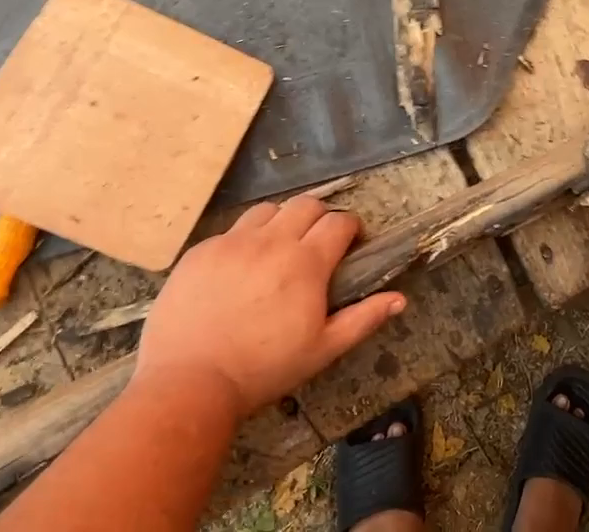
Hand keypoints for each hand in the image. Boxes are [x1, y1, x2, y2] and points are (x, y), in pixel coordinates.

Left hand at [136, 194, 404, 417]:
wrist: (187, 383)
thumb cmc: (264, 370)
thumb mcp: (322, 350)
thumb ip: (363, 319)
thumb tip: (400, 299)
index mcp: (306, 263)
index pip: (339, 222)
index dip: (350, 229)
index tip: (350, 245)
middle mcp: (271, 241)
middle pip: (306, 204)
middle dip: (319, 218)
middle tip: (317, 246)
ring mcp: (231, 242)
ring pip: (267, 211)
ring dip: (281, 222)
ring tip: (277, 251)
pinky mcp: (200, 251)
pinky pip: (230, 231)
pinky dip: (244, 241)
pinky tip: (239, 271)